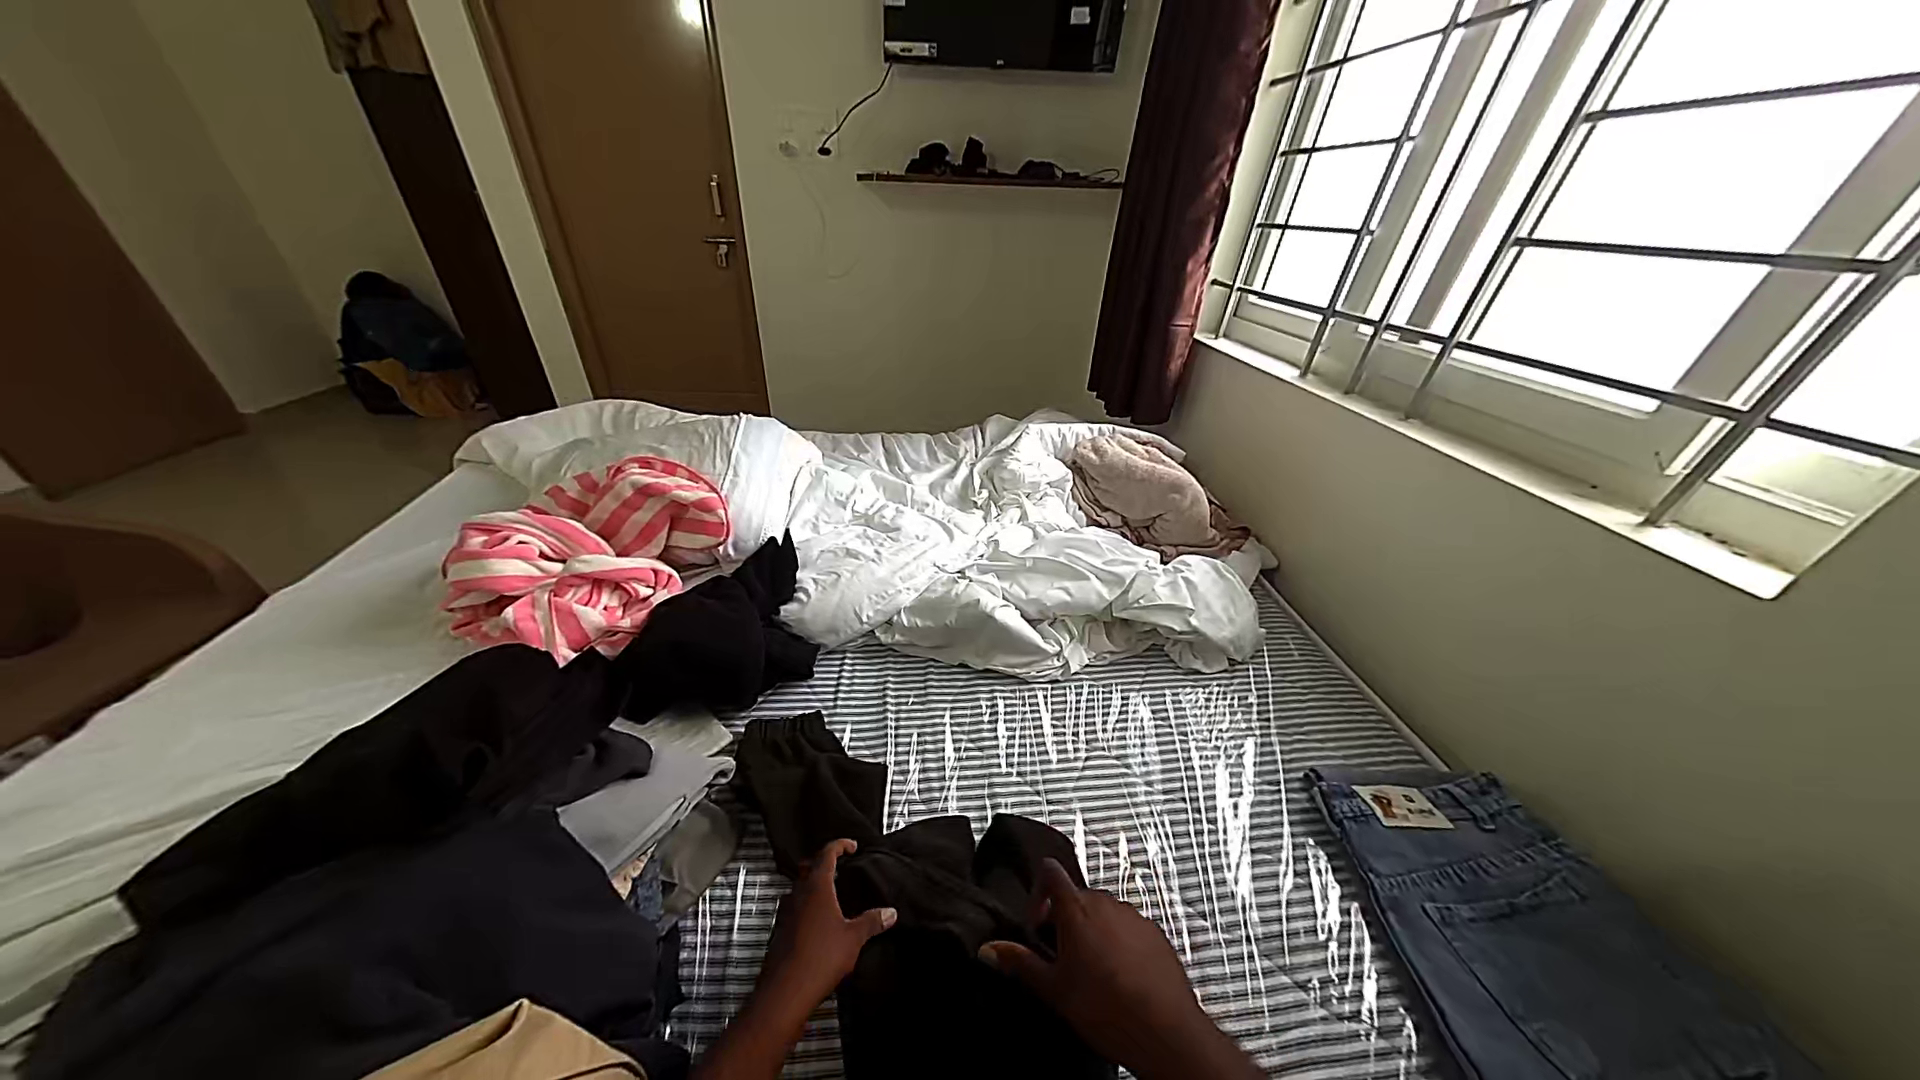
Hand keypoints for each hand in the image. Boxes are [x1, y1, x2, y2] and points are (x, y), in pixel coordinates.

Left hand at [756, 838, 896, 1012]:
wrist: (785, 992)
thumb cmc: (819, 958)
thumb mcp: (853, 938)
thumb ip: (872, 921)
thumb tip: (890, 912)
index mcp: (816, 887)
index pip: (826, 854)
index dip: (840, 845)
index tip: (851, 846)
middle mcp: (798, 894)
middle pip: (808, 867)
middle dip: (824, 862)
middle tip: (839, 865)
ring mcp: (786, 913)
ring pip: (799, 888)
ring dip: (813, 884)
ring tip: (831, 893)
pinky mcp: (780, 931)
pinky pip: (794, 908)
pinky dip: (806, 905)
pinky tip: (818, 921)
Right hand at [979, 858, 1260, 1079]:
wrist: (1165, 1032)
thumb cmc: (1109, 1009)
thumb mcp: (1053, 988)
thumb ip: (1019, 962)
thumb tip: (989, 949)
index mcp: (1076, 909)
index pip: (1050, 872)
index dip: (1039, 891)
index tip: (1038, 921)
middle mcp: (1106, 903)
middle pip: (1077, 896)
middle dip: (1065, 918)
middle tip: (1061, 955)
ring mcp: (1133, 916)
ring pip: (1104, 911)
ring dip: (1093, 929)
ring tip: (1092, 971)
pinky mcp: (1155, 933)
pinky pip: (1129, 927)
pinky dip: (1120, 941)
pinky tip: (1120, 976)